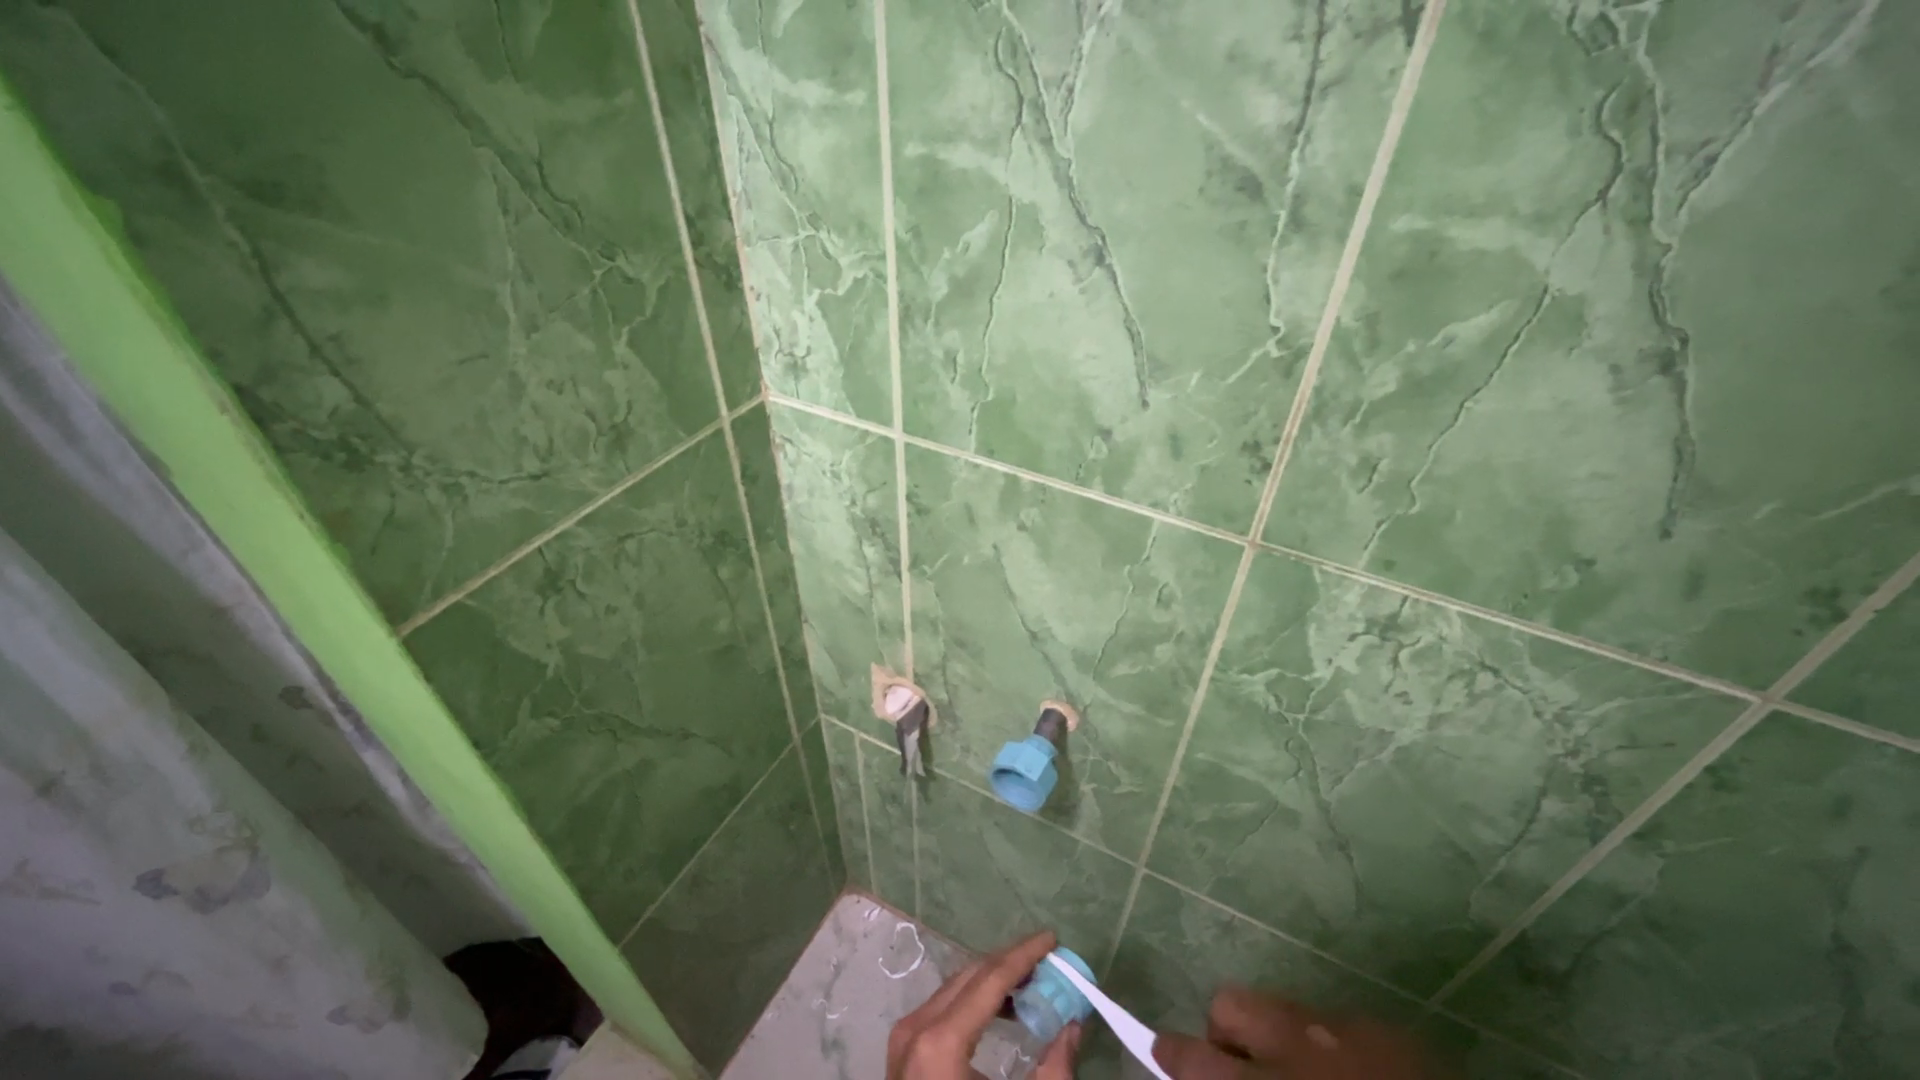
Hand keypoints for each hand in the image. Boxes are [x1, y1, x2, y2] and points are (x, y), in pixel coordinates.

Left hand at [887, 930, 1081, 1079]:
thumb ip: (1053, 1071)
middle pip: (970, 976)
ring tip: (1031, 982)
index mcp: (940, 1041)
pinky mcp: (901, 1051)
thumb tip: (1072, 1028)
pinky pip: (941, 1008)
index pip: (989, 979)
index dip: (1024, 954)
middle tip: (1048, 959)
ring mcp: (902, 1038)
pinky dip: (973, 1000)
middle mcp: (915, 1028)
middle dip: (1011, 962)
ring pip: (953, 988)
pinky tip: (1000, 1011)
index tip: (1052, 938)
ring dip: (992, 980)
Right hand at [1154, 985, 1433, 1078]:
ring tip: (1305, 1075)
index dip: (1171, 1055)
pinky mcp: (1390, 1030)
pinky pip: (1339, 1022)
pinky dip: (1335, 1047)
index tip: (1164, 1054)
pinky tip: (1358, 1078)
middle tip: (1242, 1071)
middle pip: (1230, 1005)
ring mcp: (1345, 1028)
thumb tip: (1204, 1072)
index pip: (1192, 1056)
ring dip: (1282, 1039)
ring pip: (1286, 1009)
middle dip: (1226, 1033)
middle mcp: (1296, 1042)